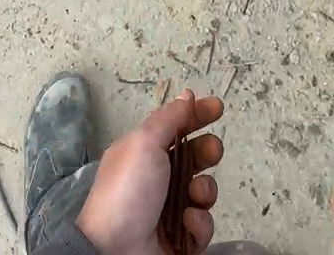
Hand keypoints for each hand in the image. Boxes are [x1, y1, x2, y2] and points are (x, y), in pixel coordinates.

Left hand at [77, 89, 224, 254]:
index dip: (198, 114)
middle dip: (208, 151)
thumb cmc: (128, 190)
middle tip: (212, 153)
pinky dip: (199, 222)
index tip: (218, 108)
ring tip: (193, 196)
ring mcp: (170, 209)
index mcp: (145, 152)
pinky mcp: (181, 239)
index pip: (176, 126)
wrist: (115, 252)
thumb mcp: (144, 143)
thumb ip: (169, 118)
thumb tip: (187, 95)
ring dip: (204, 190)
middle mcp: (159, 178)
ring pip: (203, 191)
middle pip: (195, 156)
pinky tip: (187, 222)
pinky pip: (202, 225)